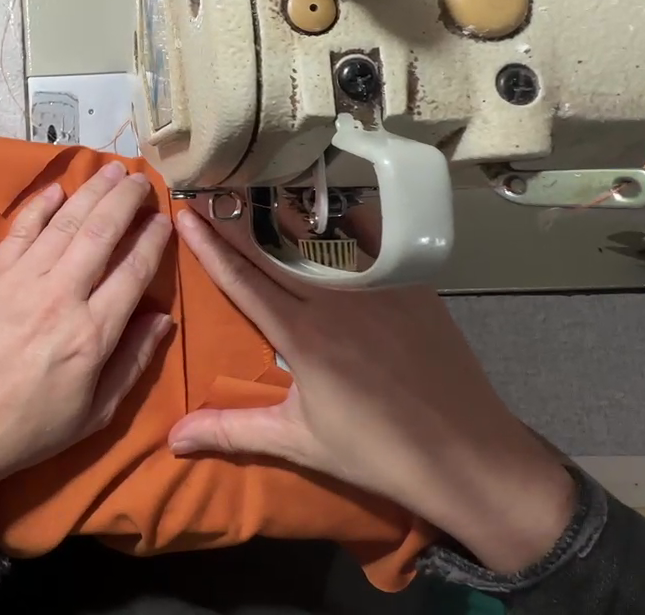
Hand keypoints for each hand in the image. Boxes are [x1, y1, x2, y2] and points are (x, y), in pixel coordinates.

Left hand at [0, 161, 175, 501]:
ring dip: (92, 191)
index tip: (166, 220)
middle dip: (126, 200)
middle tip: (143, 180)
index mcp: (92, 333)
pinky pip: (21, 229)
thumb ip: (133, 363)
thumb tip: (162, 318)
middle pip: (102, 233)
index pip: (133, 270)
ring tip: (113, 170)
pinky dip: (41, 205)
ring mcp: (22, 279)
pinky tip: (58, 189)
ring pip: (65, 222)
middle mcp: (60, 295)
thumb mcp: (95, 413)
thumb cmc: (30, 426)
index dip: (153, 240)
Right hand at [166, 209, 574, 573]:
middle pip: (271, 246)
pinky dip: (340, 217)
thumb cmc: (378, 454)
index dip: (208, 244)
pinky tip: (324, 201)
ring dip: (280, 211)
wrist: (473, 460)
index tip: (183, 213)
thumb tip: (171, 440)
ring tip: (253, 185)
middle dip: (233, 216)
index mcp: (301, 335)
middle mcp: (334, 301)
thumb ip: (231, 431)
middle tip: (206, 187)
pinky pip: (368, 239)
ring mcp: (376, 287)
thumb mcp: (299, 442)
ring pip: (318, 236)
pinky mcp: (410, 285)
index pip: (241, 278)